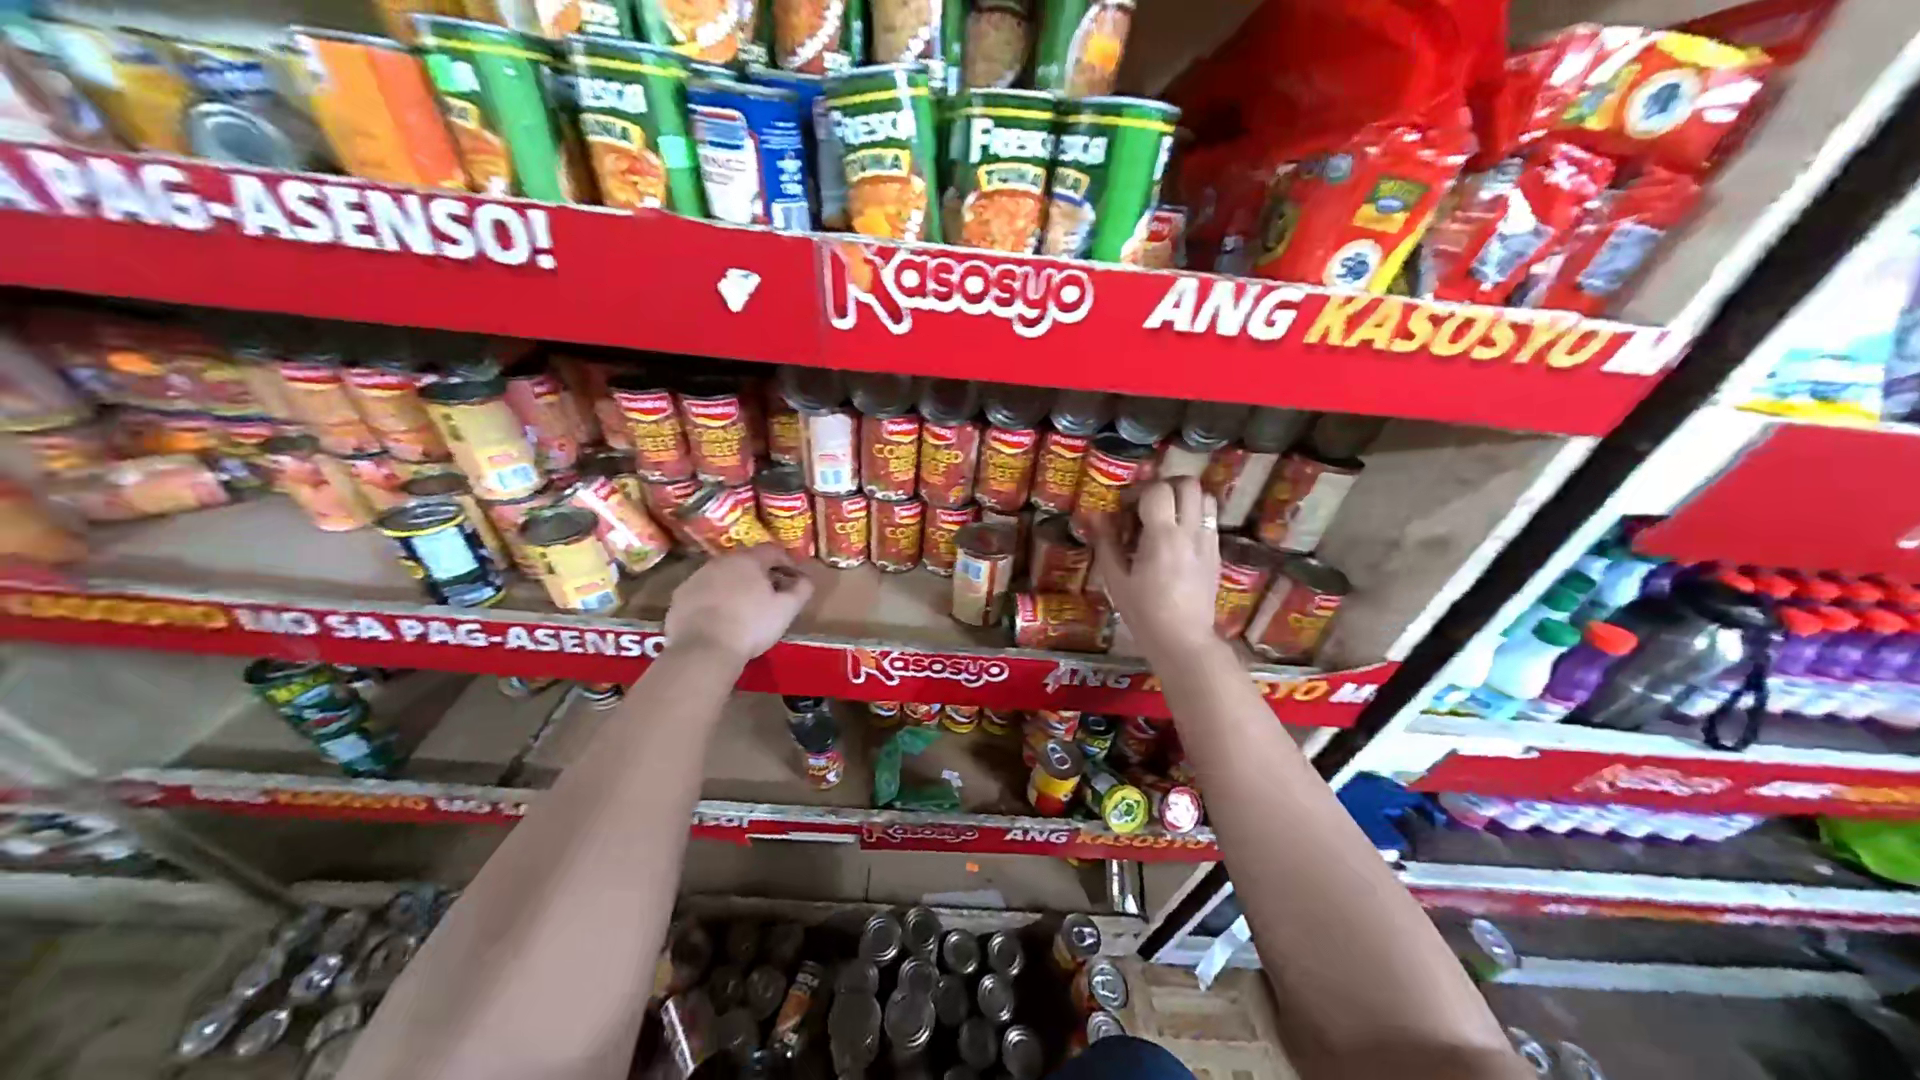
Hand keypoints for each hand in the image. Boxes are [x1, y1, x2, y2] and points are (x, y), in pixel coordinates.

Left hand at [663, 546, 813, 665]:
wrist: (703, 649)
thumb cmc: (751, 626)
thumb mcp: (786, 610)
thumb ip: (801, 590)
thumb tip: (806, 579)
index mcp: (748, 560)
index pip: (773, 551)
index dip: (787, 562)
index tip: (794, 578)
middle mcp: (720, 561)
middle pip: (746, 561)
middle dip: (761, 574)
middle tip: (771, 594)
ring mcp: (696, 577)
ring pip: (723, 575)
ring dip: (736, 585)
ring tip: (744, 607)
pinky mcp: (680, 596)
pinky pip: (704, 592)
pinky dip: (715, 599)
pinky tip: (720, 618)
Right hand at [1093, 478, 1227, 668]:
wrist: (1183, 640)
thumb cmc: (1144, 613)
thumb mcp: (1116, 580)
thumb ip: (1106, 544)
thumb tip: (1095, 516)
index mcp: (1163, 537)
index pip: (1157, 490)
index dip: (1139, 491)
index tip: (1126, 507)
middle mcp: (1190, 532)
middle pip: (1188, 484)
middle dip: (1166, 485)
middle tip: (1149, 503)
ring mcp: (1208, 541)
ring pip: (1205, 497)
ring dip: (1185, 498)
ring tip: (1167, 515)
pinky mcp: (1217, 553)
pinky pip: (1210, 520)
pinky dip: (1195, 516)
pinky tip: (1179, 537)